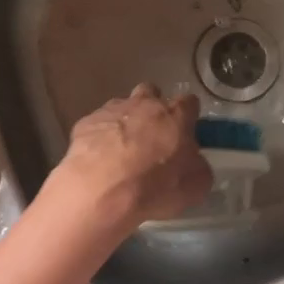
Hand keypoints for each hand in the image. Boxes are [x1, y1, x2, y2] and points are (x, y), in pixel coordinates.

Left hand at [49, 84, 210, 228]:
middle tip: (151, 135)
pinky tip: (98, 159)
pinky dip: (100, 137)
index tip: (185, 130)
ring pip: (121, 106)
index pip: (189, 102)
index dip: (188, 115)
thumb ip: (197, 165)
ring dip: (125, 122)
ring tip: (121, 151)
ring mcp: (111, 110)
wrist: (102, 191)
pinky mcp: (85, 123)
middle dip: (152, 108)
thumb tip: (193, 161)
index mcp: (175, 115)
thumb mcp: (195, 185)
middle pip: (151, 92)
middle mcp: (143, 104)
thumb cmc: (156, 186)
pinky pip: (97, 125)